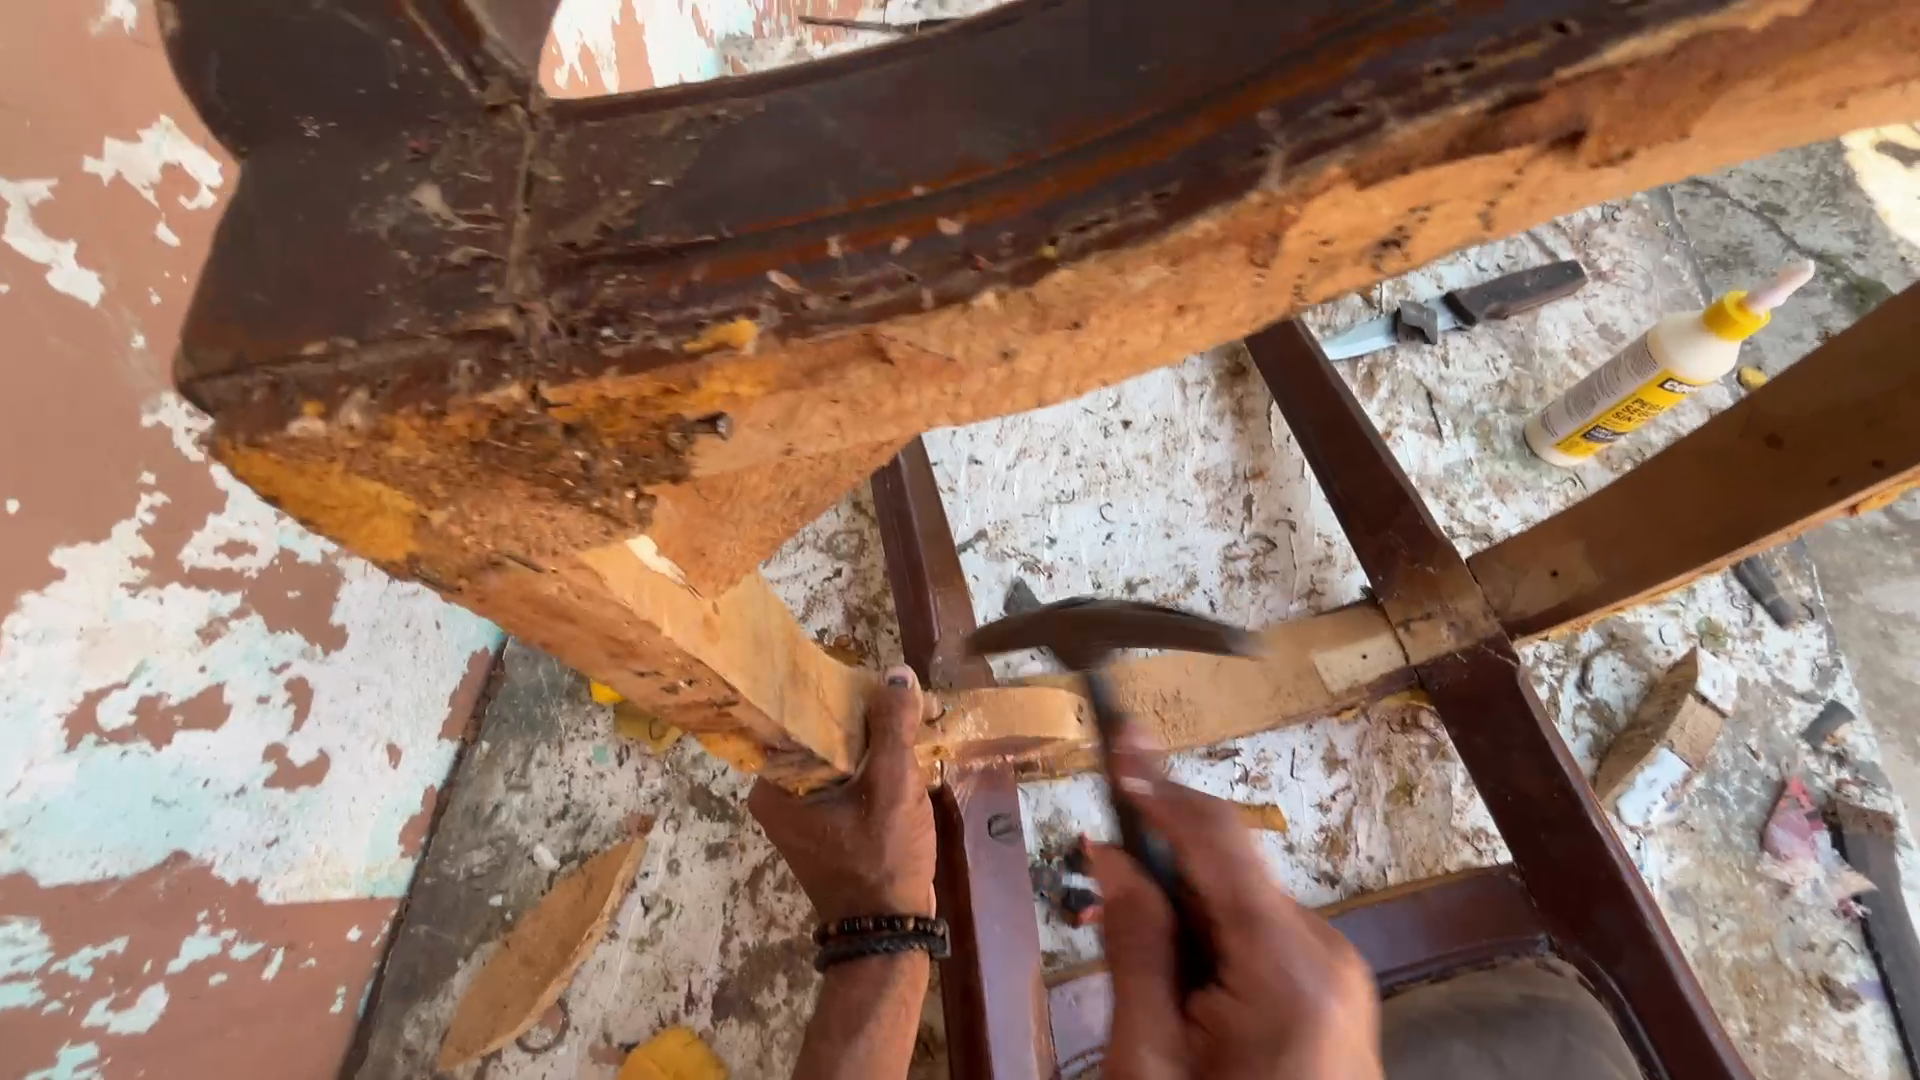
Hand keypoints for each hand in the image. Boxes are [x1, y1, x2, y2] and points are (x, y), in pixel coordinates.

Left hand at [748, 666, 936, 922]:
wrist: (890, 930)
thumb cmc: (883, 858)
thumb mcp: (892, 785)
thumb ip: (893, 726)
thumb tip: (898, 673)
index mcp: (775, 786)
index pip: (803, 718)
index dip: (843, 693)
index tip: (876, 680)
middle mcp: (779, 795)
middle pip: (825, 734)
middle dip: (868, 716)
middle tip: (904, 699)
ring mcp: (802, 811)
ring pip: (841, 755)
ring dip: (877, 739)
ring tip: (913, 716)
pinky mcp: (827, 822)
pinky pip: (849, 777)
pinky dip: (876, 764)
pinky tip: (908, 750)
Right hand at [1090, 748, 1381, 1079]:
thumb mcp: (1149, 1059)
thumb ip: (1134, 943)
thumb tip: (1110, 850)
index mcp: (1288, 967)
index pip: (1215, 838)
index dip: (1159, 783)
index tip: (1117, 740)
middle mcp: (1325, 952)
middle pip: (1221, 868)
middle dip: (1152, 864)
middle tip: (1086, 883)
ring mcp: (1335, 974)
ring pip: (1232, 901)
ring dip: (1172, 906)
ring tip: (1117, 948)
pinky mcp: (1328, 993)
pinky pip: (1253, 935)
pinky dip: (1202, 937)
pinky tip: (1167, 973)